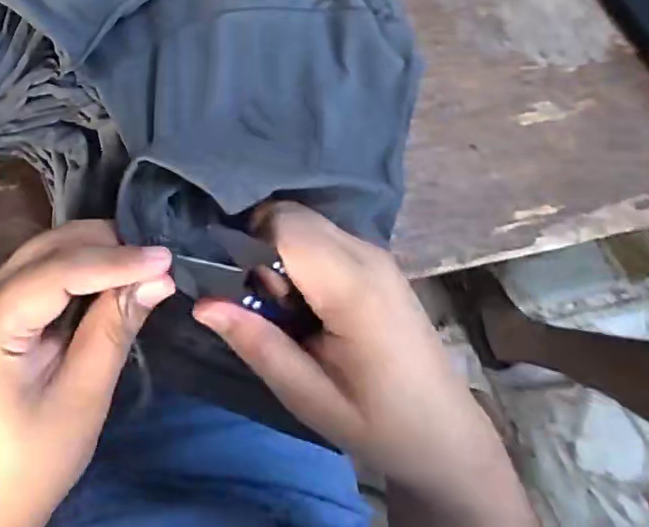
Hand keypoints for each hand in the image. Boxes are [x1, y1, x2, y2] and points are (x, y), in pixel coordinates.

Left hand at [0, 220, 174, 526]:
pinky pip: (54, 260)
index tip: (166, 258)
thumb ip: (115, 328)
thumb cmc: (37, 451)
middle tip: (162, 262)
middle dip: (112, 248)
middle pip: (58, 247)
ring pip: (58, 245)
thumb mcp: (83, 395)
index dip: (116, 260)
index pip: (61, 269)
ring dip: (103, 250)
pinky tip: (120, 273)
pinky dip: (91, 262)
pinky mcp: (10, 294)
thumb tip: (160, 277)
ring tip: (148, 265)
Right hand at [193, 203, 534, 526]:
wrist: (447, 435)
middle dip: (259, 244)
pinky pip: (320, 233)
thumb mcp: (309, 396)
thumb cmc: (378, 423)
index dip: (248, 244)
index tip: (240, 289)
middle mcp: (365, 253)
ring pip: (303, 220)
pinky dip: (298, 253)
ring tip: (286, 307)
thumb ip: (256, 342)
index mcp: (352, 286)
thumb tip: (201, 302)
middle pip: (290, 214)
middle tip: (264, 302)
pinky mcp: (375, 256)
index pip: (284, 223)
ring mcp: (374, 250)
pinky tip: (307, 301)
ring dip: (279, 249)